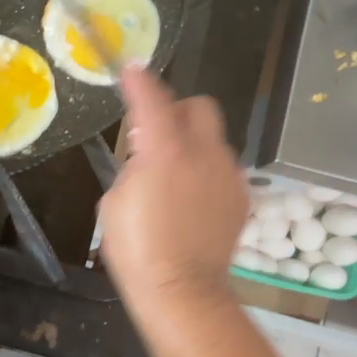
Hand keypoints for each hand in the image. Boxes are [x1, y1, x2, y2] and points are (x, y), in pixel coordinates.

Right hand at [98, 67, 248, 318]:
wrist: (179, 288)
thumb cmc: (134, 247)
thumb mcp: (115, 203)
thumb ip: (133, 169)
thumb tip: (144, 159)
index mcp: (163, 151)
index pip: (151, 101)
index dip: (139, 81)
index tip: (131, 67)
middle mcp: (203, 153)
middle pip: (198, 108)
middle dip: (175, 111)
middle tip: (153, 133)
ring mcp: (228, 174)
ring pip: (212, 140)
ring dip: (191, 145)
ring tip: (171, 176)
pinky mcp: (241, 196)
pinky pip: (222, 170)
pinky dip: (205, 173)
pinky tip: (189, 201)